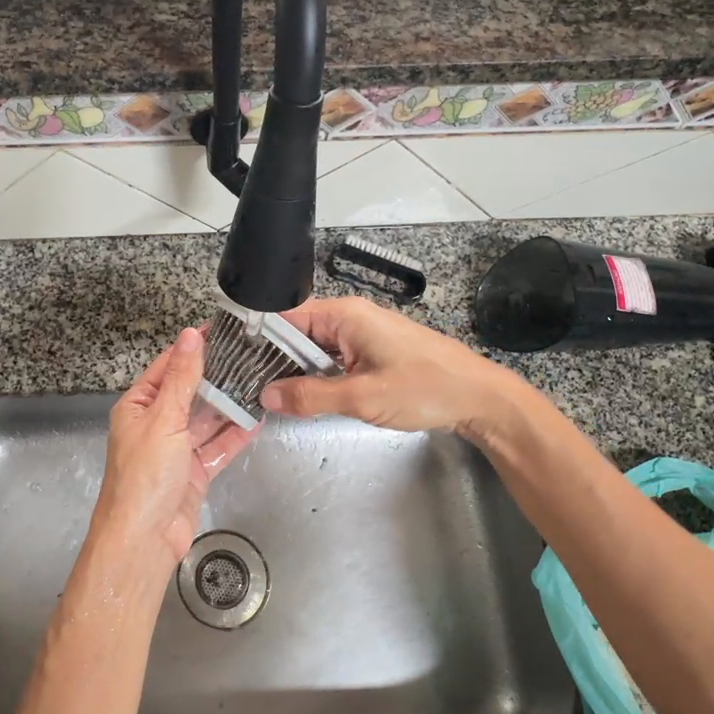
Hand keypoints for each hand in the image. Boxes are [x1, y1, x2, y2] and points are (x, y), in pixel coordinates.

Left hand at [94, 327, 258, 565]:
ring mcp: (176, 450)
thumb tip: (190, 336)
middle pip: (190, 392)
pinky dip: (235, 435)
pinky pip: (218, 447)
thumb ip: (183, 378)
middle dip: (217, 376)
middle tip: (250, 355)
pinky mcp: (195, 472)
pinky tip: (256, 418)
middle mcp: (156, 424)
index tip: (221, 330)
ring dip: (230, 405)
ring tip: (259, 381)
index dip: (192, 348)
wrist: (144, 540)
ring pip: (207, 420)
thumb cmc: (144, 476)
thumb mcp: (164, 419)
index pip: (168, 367)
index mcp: (138, 407)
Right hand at [260, 296, 525, 436]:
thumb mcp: (362, 397)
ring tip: (265, 391)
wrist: (480, 398)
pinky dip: (318, 375)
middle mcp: (351, 318)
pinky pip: (333, 359)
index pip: (287, 316)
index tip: (233, 356)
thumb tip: (267, 395)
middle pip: (298, 332)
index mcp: (345, 315)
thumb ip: (311, 396)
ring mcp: (363, 335)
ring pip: (315, 349)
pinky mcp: (373, 353)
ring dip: (296, 369)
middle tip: (243, 382)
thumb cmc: (425, 389)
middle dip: (273, 356)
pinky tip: (303, 395)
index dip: (258, 335)